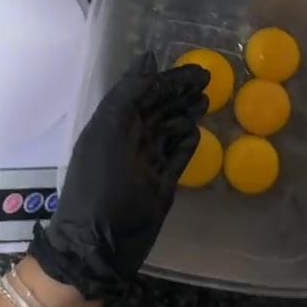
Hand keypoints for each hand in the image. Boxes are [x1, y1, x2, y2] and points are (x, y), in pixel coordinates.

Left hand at [28, 53, 209, 301]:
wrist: (96, 247)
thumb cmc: (100, 185)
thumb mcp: (109, 133)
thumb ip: (128, 95)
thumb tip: (149, 59)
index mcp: (114, 124)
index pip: (145, 92)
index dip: (170, 80)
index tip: (198, 71)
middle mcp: (129, 140)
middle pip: (158, 109)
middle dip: (181, 95)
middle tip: (210, 83)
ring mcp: (144, 164)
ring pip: (168, 131)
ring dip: (185, 115)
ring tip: (207, 103)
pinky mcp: (158, 187)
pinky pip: (174, 159)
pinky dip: (185, 145)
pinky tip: (197, 133)